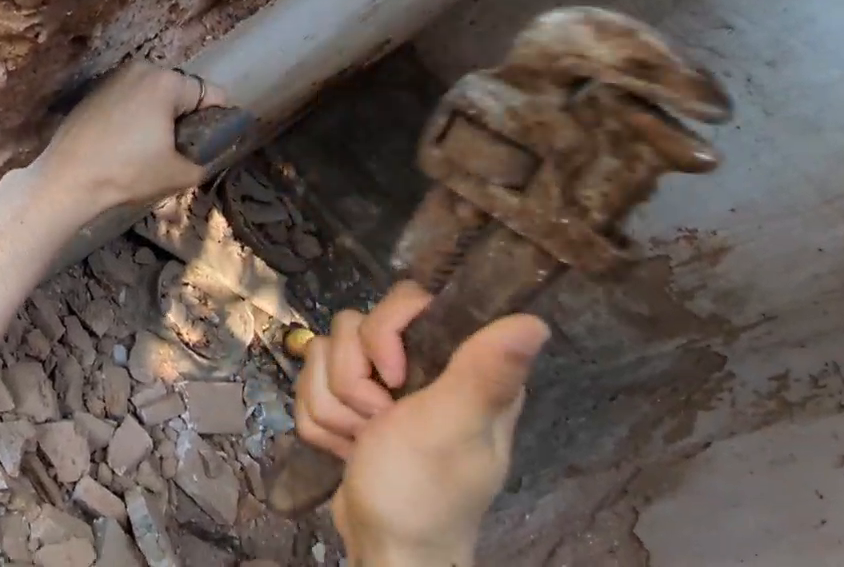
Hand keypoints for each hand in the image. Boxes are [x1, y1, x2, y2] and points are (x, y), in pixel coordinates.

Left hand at [22, 62, 226, 225]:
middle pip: (180, 92)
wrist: (67, 179)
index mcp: (166, 80)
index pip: (211, 95)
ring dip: (158, 118)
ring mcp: (113, 78)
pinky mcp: (93, 92)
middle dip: (183, 119)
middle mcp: (140, 69)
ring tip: (149, 151)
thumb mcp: (182, 173)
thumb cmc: (127, 172)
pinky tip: (124, 144)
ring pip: (153, 96)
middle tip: (176, 152)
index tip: (208, 146)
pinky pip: (128, 101)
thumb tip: (203, 151)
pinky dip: (133, 118)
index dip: (218, 122)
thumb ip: (206, 157)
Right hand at [296, 282, 549, 564]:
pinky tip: (345, 450)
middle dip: (350, 381)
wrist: (384, 550)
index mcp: (460, 368)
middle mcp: (421, 369)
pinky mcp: (350, 406)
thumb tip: (534, 321)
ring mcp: (381, 389)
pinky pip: (309, 385)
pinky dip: (319, 423)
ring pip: (323, 356)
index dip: (383, 332)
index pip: (404, 301)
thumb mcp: (449, 430)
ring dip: (332, 407)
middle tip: (378, 423)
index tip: (393, 376)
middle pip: (351, 328)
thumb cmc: (421, 493)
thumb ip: (481, 373)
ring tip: (360, 443)